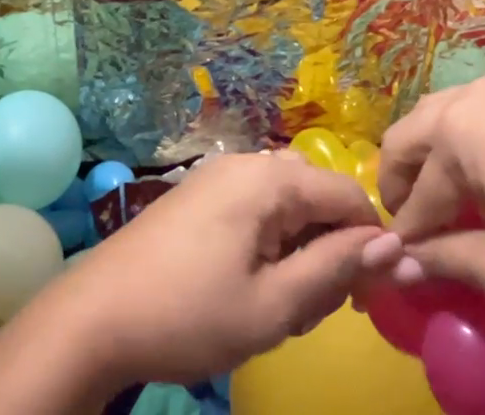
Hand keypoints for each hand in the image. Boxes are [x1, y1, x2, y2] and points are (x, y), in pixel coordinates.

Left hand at [25, 151, 388, 384]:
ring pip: (288, 208)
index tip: (364, 299)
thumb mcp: (273, 305)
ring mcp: (218, 177)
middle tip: (309, 311)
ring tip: (277, 306)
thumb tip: (394, 245)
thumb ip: (336, 269)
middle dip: (328, 253)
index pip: (349, 195)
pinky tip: (249, 288)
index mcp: (269, 179)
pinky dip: (269, 247)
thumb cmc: (187, 315)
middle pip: (318, 199)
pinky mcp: (198, 197)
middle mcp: (247, 163)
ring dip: (298, 254)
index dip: (370, 245)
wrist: (90, 321)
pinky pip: (256, 211)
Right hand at [376, 56, 484, 313]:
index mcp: (454, 136)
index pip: (413, 197)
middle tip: (416, 227)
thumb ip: (446, 262)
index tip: (401, 267)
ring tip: (450, 189)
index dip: (404, 239)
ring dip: (434, 148)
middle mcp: (470, 98)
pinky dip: (481, 104)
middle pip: (410, 136)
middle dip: (400, 183)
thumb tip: (400, 265)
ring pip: (444, 107)